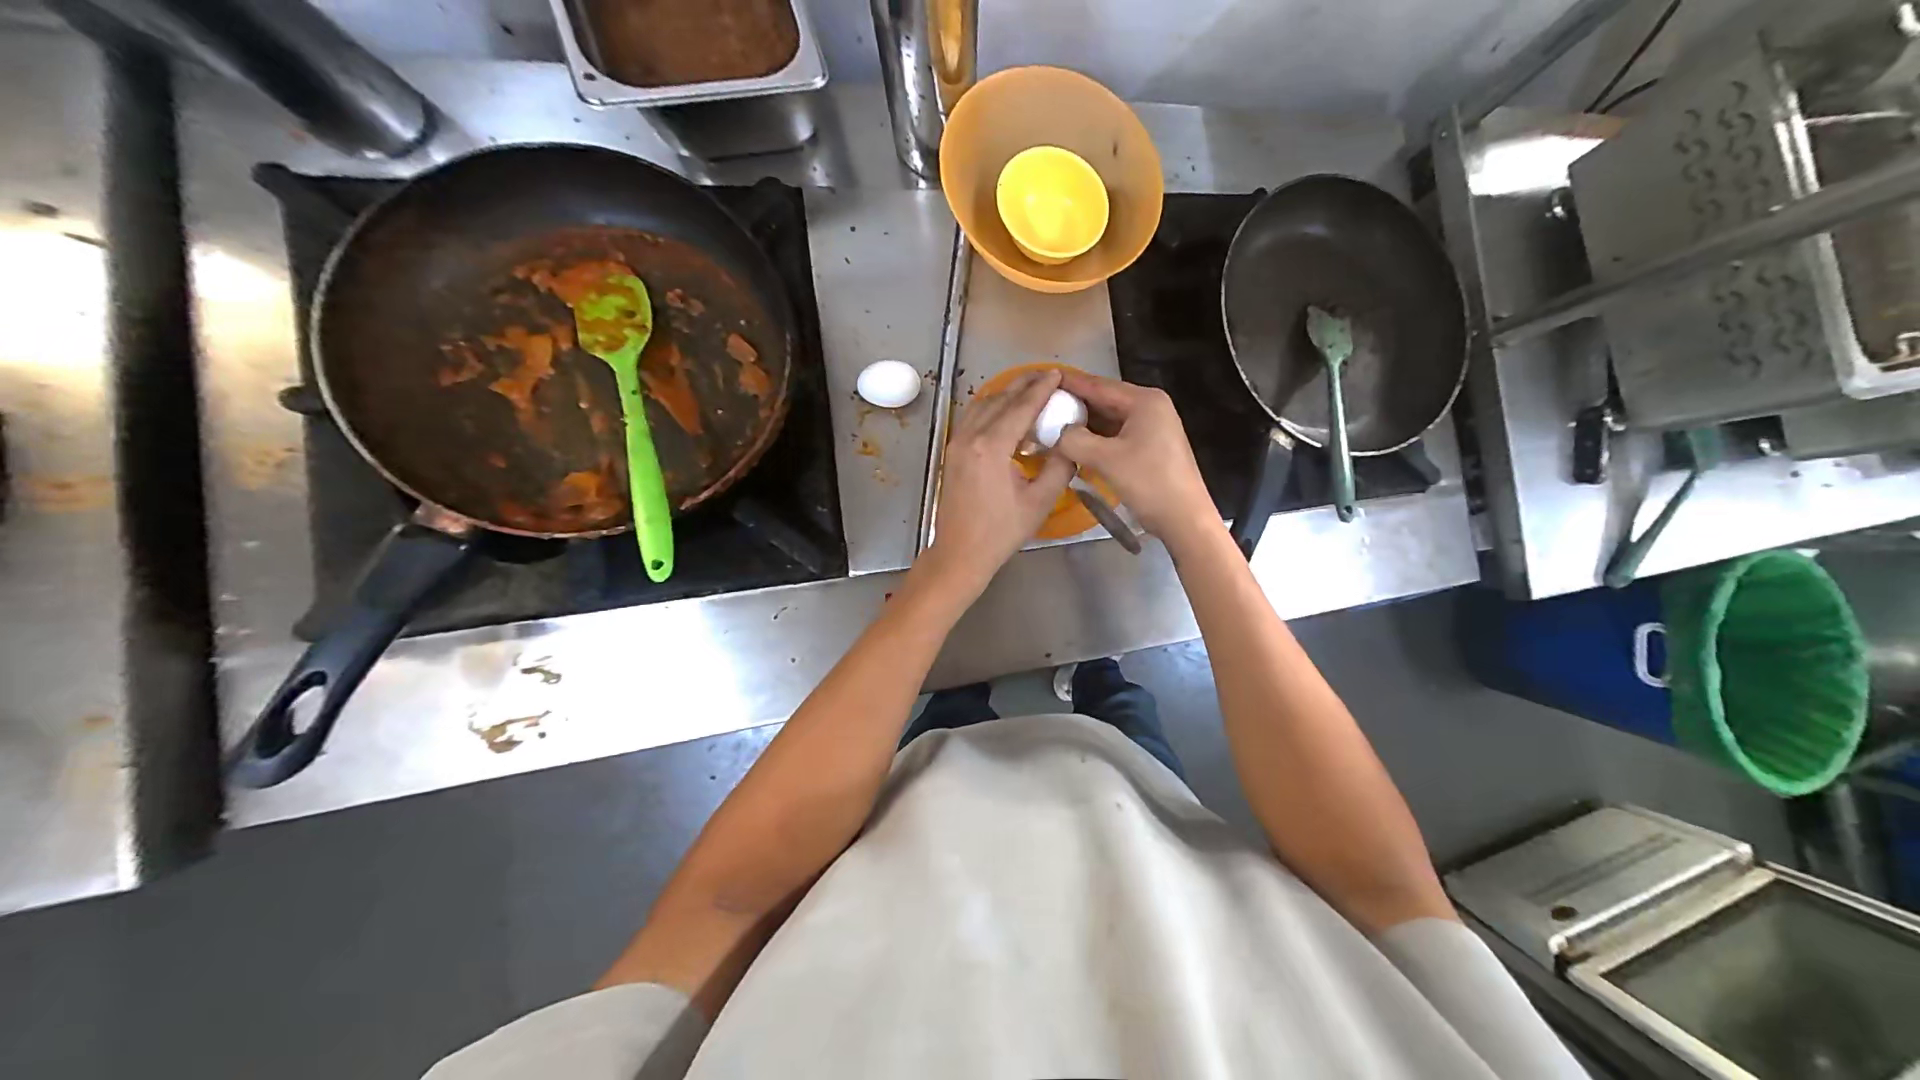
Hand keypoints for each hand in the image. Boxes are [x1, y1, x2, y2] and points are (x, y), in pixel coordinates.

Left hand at [924, 370, 1073, 587]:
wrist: (960, 552)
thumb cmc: (1001, 532)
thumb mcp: (1040, 501)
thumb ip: (1059, 466)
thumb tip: (1070, 441)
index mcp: (991, 447)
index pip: (1020, 407)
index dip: (1041, 389)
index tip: (1057, 375)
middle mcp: (970, 438)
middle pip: (999, 399)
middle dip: (1024, 384)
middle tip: (1046, 376)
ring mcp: (956, 443)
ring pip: (982, 405)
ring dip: (1006, 394)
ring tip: (1029, 389)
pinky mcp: (951, 452)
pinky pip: (972, 418)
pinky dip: (991, 407)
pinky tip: (1005, 413)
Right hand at [1054, 371, 1214, 546]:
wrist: (1184, 519)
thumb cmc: (1149, 483)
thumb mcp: (1105, 459)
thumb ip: (1074, 440)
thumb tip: (1058, 432)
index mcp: (1144, 401)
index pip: (1098, 385)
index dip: (1069, 383)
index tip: (1043, 379)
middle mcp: (1150, 407)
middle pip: (1104, 400)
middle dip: (1074, 404)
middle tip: (1041, 406)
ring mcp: (1152, 427)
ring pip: (1108, 419)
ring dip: (1083, 423)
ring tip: (1051, 424)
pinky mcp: (1149, 447)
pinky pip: (1116, 435)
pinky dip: (1096, 438)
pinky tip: (1074, 444)